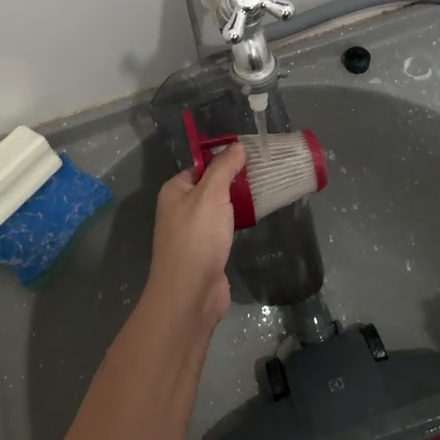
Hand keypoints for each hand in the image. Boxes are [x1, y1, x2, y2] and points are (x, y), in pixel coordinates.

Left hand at [144, 144, 245, 332]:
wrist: (191, 293)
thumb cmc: (197, 238)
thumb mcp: (211, 194)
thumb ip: (224, 168)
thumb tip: (236, 145)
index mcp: (174, 191)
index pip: (200, 166)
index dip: (223, 159)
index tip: (251, 155)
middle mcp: (180, 209)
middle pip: (211, 187)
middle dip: (234, 182)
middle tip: (263, 173)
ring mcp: (193, 233)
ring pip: (219, 210)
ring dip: (238, 204)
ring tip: (265, 192)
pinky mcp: (207, 252)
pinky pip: (224, 229)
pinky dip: (238, 224)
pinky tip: (256, 219)